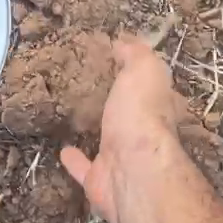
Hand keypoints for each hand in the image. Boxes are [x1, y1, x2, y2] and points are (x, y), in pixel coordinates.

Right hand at [59, 36, 188, 222]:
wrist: (131, 171)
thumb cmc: (141, 115)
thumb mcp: (144, 70)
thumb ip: (135, 54)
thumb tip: (124, 41)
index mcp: (160, 109)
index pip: (155, 89)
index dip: (142, 76)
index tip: (121, 63)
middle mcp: (145, 137)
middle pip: (133, 116)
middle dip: (120, 105)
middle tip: (96, 88)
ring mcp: (124, 162)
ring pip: (109, 142)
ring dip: (97, 131)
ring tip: (78, 114)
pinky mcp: (100, 181)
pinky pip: (84, 168)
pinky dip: (74, 159)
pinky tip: (62, 148)